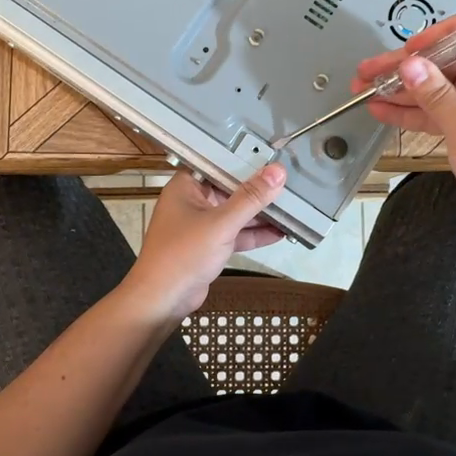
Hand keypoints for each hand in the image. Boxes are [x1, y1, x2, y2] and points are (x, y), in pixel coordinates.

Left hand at [124, 165, 287, 319]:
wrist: (163, 299)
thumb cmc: (185, 253)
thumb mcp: (222, 223)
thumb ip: (251, 198)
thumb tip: (278, 171)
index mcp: (186, 186)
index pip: (218, 164)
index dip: (245, 160)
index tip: (274, 157)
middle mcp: (192, 201)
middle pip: (230, 189)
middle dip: (258, 190)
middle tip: (291, 183)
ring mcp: (200, 225)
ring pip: (235, 213)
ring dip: (260, 214)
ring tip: (292, 208)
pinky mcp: (209, 246)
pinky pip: (235, 234)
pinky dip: (254, 233)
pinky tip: (280, 232)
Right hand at [353, 9, 455, 227]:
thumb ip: (436, 95)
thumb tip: (408, 64)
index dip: (446, 30)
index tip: (415, 47)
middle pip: (445, 59)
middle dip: (405, 65)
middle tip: (367, 71)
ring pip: (434, 85)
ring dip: (399, 87)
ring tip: (363, 89)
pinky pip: (434, 108)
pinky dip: (409, 109)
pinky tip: (380, 109)